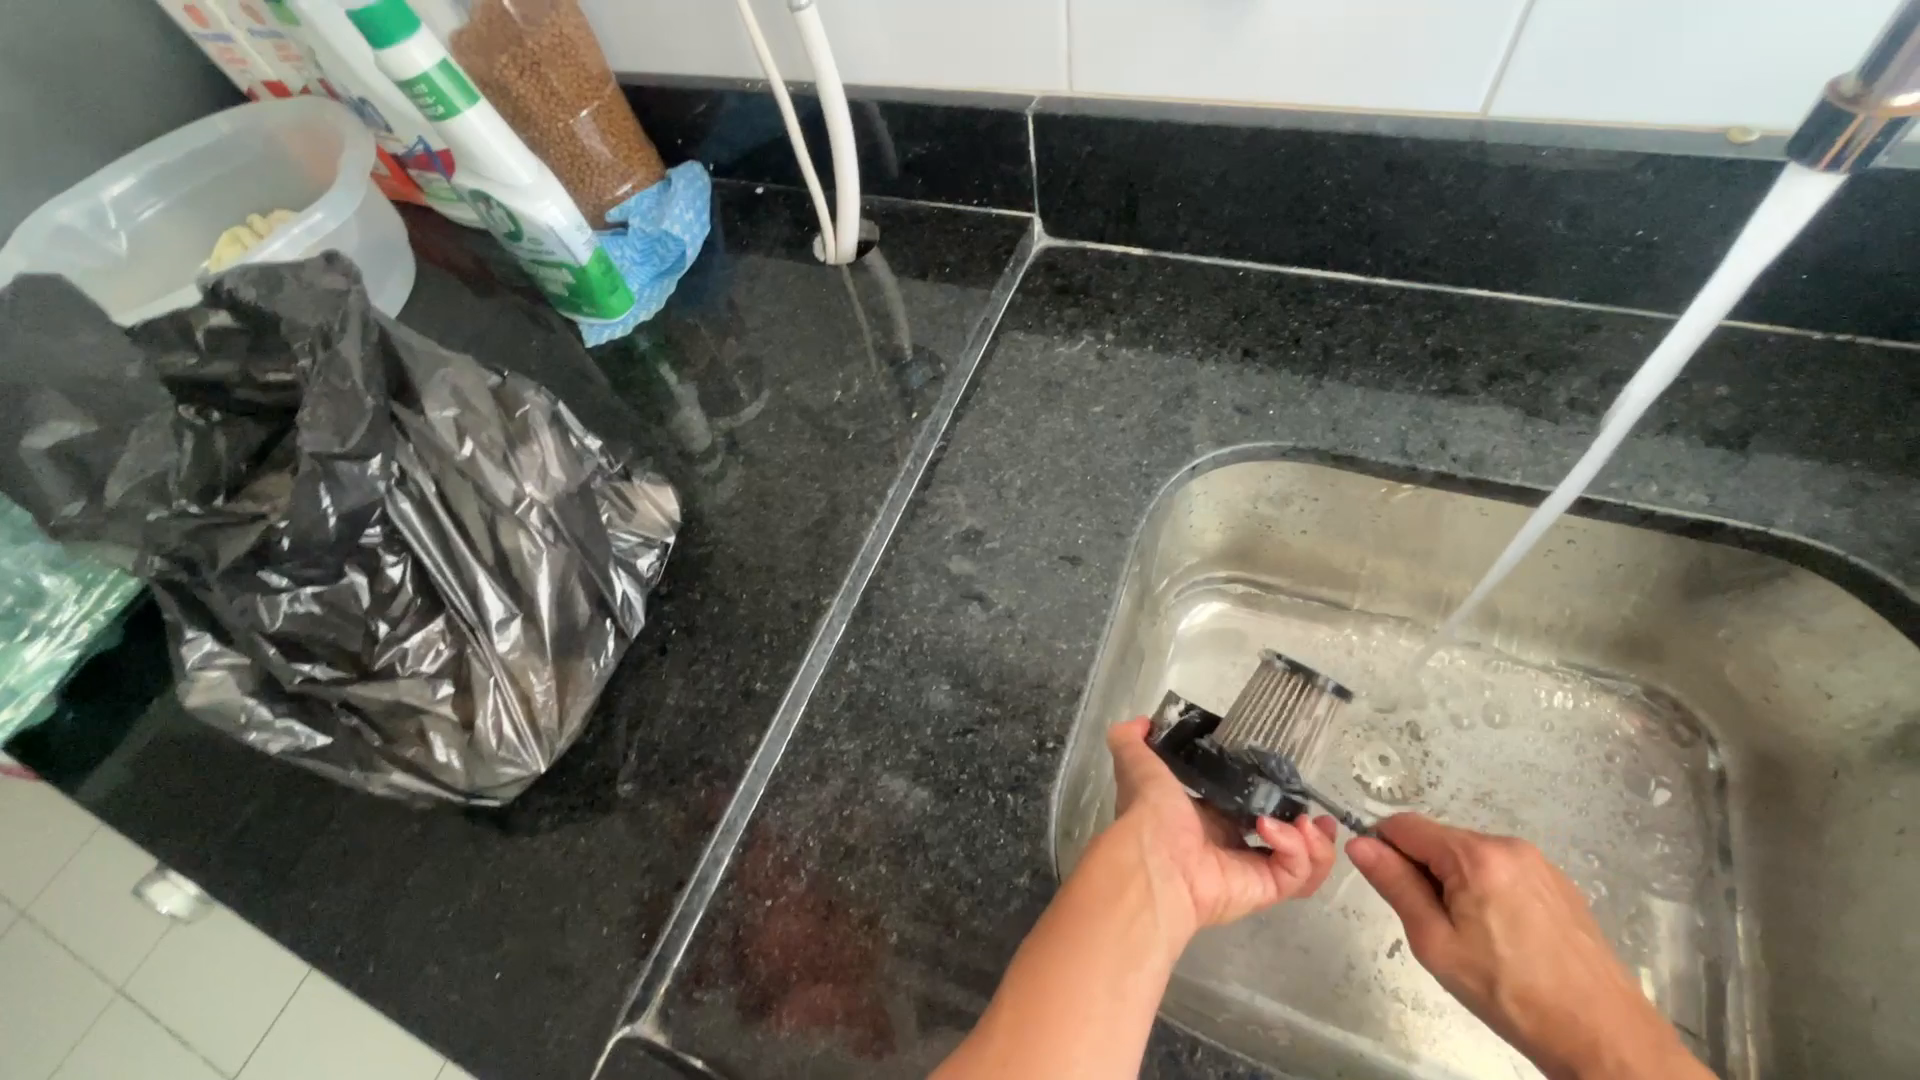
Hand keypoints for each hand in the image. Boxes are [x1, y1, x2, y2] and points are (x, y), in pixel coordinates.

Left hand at [1105, 717, 1336, 933]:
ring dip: (1313, 843)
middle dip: (1306, 827)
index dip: (1271, 795)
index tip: (1287, 780)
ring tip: (1307, 822)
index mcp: (1206, 819)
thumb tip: (1141, 722)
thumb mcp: (1138, 765)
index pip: (1250, 808)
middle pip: (1284, 839)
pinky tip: (1275, 829)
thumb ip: (1132, 740)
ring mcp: (1250, 871)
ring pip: (1300, 862)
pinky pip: (1296, 875)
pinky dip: (1297, 851)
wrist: (1152, 861)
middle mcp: (1230, 846)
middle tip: (1315, 813)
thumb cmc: (1148, 813)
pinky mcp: (1264, 890)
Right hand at [1348, 815, 1709, 1079]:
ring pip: (1469, 858)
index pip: (1404, 825)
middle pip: (1438, 840)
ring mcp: (1540, 864)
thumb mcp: (1434, 942)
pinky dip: (1487, 893)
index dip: (1383, 849)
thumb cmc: (1508, 993)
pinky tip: (1504, 938)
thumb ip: (1395, 885)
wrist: (1604, 1039)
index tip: (1388, 889)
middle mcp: (1509, 845)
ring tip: (1472, 938)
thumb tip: (1359, 844)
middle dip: (1423, 872)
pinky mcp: (1560, 886)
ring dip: (1455, 884)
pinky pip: (1502, 872)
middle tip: (1434, 927)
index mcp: (1475, 855)